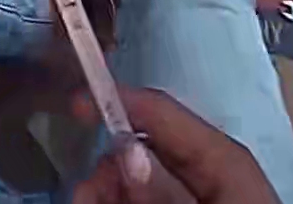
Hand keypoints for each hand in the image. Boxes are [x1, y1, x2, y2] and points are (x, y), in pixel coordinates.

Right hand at [73, 90, 281, 203]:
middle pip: (137, 147)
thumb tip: (125, 147)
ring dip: (106, 193)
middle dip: (104, 173)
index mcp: (220, 158)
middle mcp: (206, 167)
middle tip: (83, 200)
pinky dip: (121, 203)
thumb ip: (166, 194)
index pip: (156, 108)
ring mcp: (197, 193)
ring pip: (134, 178)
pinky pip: (144, 198)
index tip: (72, 110)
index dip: (112, 99)